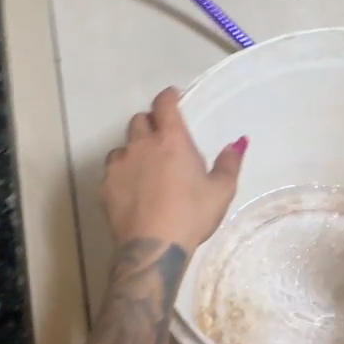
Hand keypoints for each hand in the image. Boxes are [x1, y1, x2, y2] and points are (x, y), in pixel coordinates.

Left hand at [100, 87, 244, 251]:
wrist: (154, 247)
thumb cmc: (192, 215)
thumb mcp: (221, 191)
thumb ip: (229, 163)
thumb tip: (238, 143)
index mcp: (171, 140)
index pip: (164, 104)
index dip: (168, 97)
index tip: (173, 97)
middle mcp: (141, 145)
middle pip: (139, 121)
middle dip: (150, 123)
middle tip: (162, 138)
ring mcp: (119, 166)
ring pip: (122, 147)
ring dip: (133, 151)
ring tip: (145, 168)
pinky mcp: (105, 187)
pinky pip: (112, 173)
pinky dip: (122, 176)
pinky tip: (132, 192)